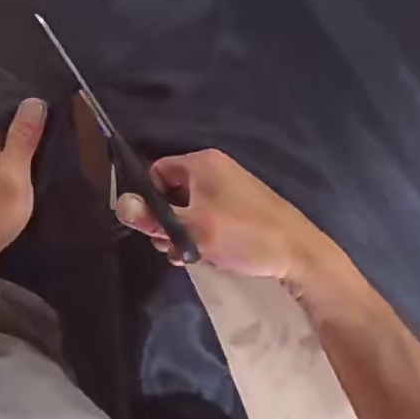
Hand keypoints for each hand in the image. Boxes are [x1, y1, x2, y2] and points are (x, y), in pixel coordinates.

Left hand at [0, 98, 47, 279]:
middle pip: (11, 125)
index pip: (13, 109)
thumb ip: (24, 136)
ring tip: (54, 159)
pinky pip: (4, 159)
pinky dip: (19, 165)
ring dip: (28, 153)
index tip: (63, 127)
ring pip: (10, 144)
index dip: (37, 117)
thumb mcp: (13, 174)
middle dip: (34, 136)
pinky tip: (36, 173)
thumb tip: (35, 100)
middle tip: (62, 147)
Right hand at [115, 149, 336, 286]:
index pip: (156, 172)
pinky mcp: (241, 206)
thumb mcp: (193, 230)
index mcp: (202, 163)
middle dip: (167, 221)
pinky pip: (208, 215)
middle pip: (171, 191)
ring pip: (189, 207)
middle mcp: (215, 168)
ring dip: (185, 232)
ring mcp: (230, 186)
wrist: (300, 255)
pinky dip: (203, 234)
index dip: (149, 201)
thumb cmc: (244, 235)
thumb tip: (119, 204)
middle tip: (174, 247)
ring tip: (194, 255)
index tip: (155, 228)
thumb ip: (154, 219)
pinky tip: (210, 255)